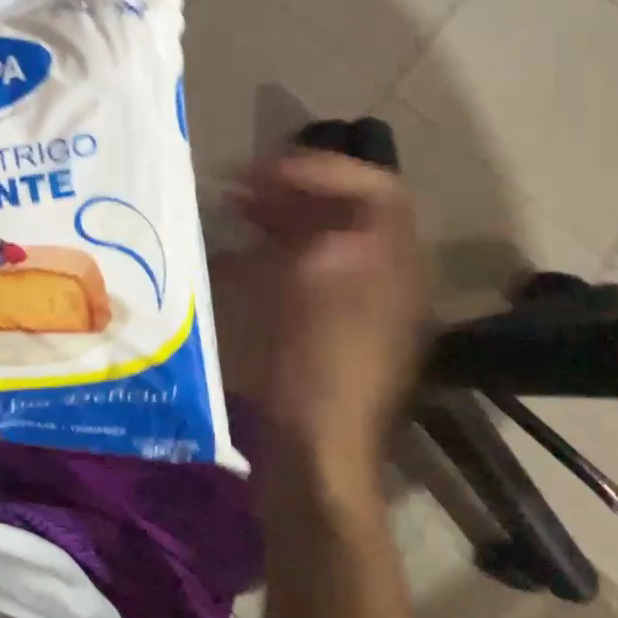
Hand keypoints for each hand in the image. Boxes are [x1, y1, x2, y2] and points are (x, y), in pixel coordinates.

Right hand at [226, 151, 427, 472]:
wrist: (317, 448)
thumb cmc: (315, 365)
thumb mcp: (312, 289)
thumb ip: (308, 233)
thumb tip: (284, 195)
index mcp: (390, 264)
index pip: (374, 190)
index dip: (321, 169)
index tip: (263, 169)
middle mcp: (380, 277)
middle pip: (347, 212)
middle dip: (293, 189)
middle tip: (238, 183)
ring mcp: (352, 305)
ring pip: (321, 240)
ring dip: (277, 218)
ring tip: (229, 209)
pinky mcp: (323, 329)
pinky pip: (300, 272)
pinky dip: (266, 254)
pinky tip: (227, 258)